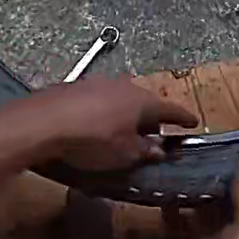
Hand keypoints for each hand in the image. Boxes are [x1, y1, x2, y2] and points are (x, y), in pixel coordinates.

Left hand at [6, 79, 198, 171]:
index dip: (182, 118)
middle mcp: (122, 86)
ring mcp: (96, 83)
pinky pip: (97, 101)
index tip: (193, 122)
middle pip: (143, 101)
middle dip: (150, 117)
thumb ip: (145, 150)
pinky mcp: (74, 88)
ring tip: (124, 131)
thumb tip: (159, 149)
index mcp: (141, 100)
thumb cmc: (92, 140)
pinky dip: (102, 113)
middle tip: (155, 133)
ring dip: (124, 114)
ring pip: (119, 99)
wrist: (45, 122)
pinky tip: (95, 126)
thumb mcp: (125, 154)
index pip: (170, 109)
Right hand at [174, 156, 238, 238]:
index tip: (221, 149)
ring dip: (188, 192)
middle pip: (217, 200)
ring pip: (196, 209)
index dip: (234, 174)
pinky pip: (177, 223)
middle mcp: (228, 230)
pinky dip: (170, 209)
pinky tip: (162, 191)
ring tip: (176, 167)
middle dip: (208, 180)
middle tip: (192, 153)